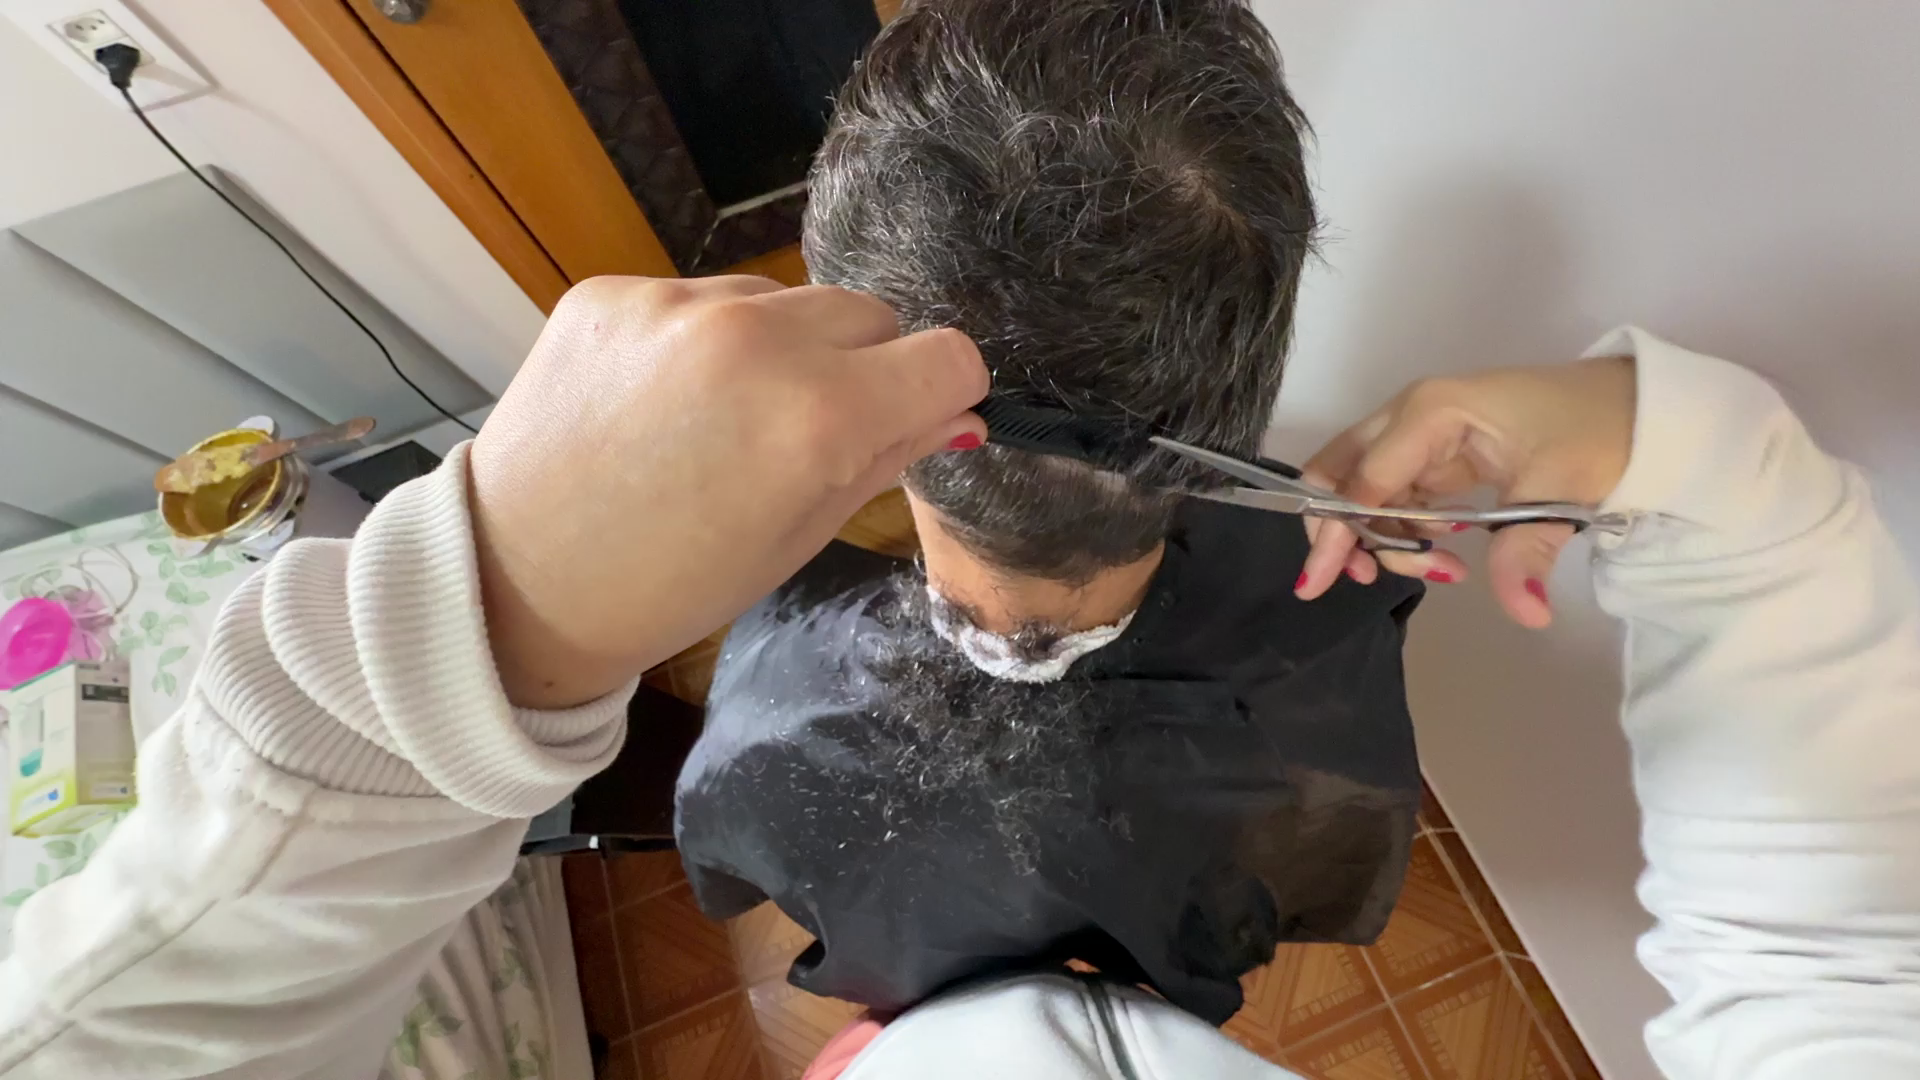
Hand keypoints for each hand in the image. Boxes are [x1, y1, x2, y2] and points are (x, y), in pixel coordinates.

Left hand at [468, 275, 988, 707]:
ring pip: (793, 300)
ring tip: (732, 413)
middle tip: (816, 428)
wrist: (519, 582)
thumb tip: (962, 416)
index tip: (920, 416)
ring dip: (793, 347)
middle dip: (869, 367)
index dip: (949, 390)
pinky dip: (718, 340)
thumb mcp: (803, 536)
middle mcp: (756, 338)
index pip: (948, 358)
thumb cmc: (680, 586)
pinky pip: (712, 299)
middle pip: (874, 314)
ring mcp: (677, 303)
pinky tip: (673, 395)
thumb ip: (890, 459)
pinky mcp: (614, 288)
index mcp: (817, 419)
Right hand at [1296, 357, 1635, 627]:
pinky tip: (1443, 549)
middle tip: (1358, 576)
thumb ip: (1525, 552)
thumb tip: (1527, 615)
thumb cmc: (1601, 430)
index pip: (1360, 481)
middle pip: (1335, 475)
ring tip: (1440, 570)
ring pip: (1359, 491)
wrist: (1642, 404)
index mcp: (1429, 414)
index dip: (1338, 533)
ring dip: (1379, 537)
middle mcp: (1405, 418)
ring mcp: (1413, 434)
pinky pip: (1387, 495)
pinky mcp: (1426, 452)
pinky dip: (1401, 529)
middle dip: (1337, 531)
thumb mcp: (1562, 491)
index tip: (1320, 581)